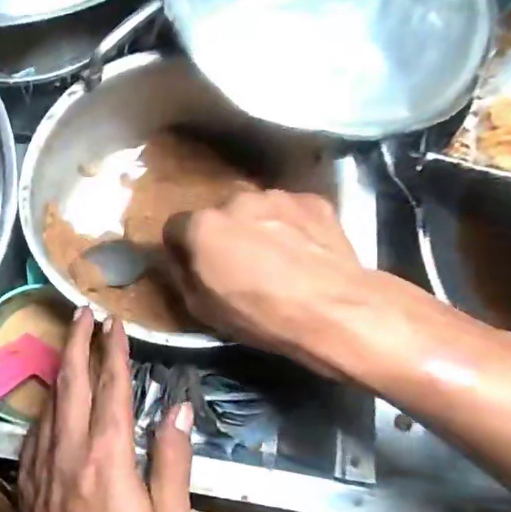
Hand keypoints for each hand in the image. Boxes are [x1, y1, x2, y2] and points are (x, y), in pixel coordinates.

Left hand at [11, 309, 193, 511]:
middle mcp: (68, 448)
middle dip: (76, 341)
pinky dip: (48, 403)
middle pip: (70, 381)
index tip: (114, 322)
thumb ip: (173, 460)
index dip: (113, 351)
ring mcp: (41, 462)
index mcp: (107, 455)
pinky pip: (37, 427)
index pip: (111, 388)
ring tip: (69, 344)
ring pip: (49, 400)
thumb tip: (178, 411)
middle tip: (82, 312)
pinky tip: (54, 401)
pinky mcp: (26, 478)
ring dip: (60, 367)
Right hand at [161, 188, 396, 376]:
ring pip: (256, 210)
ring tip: (275, 257)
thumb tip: (179, 261)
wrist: (335, 309)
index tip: (193, 267)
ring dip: (256, 227)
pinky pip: (290, 212)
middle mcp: (235, 200)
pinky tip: (303, 252)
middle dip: (222, 234)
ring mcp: (277, 197)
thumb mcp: (201, 309)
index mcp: (201, 225)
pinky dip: (291, 226)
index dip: (181, 249)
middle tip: (238, 264)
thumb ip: (182, 276)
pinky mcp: (314, 201)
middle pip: (218, 214)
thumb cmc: (259, 314)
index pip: (175, 227)